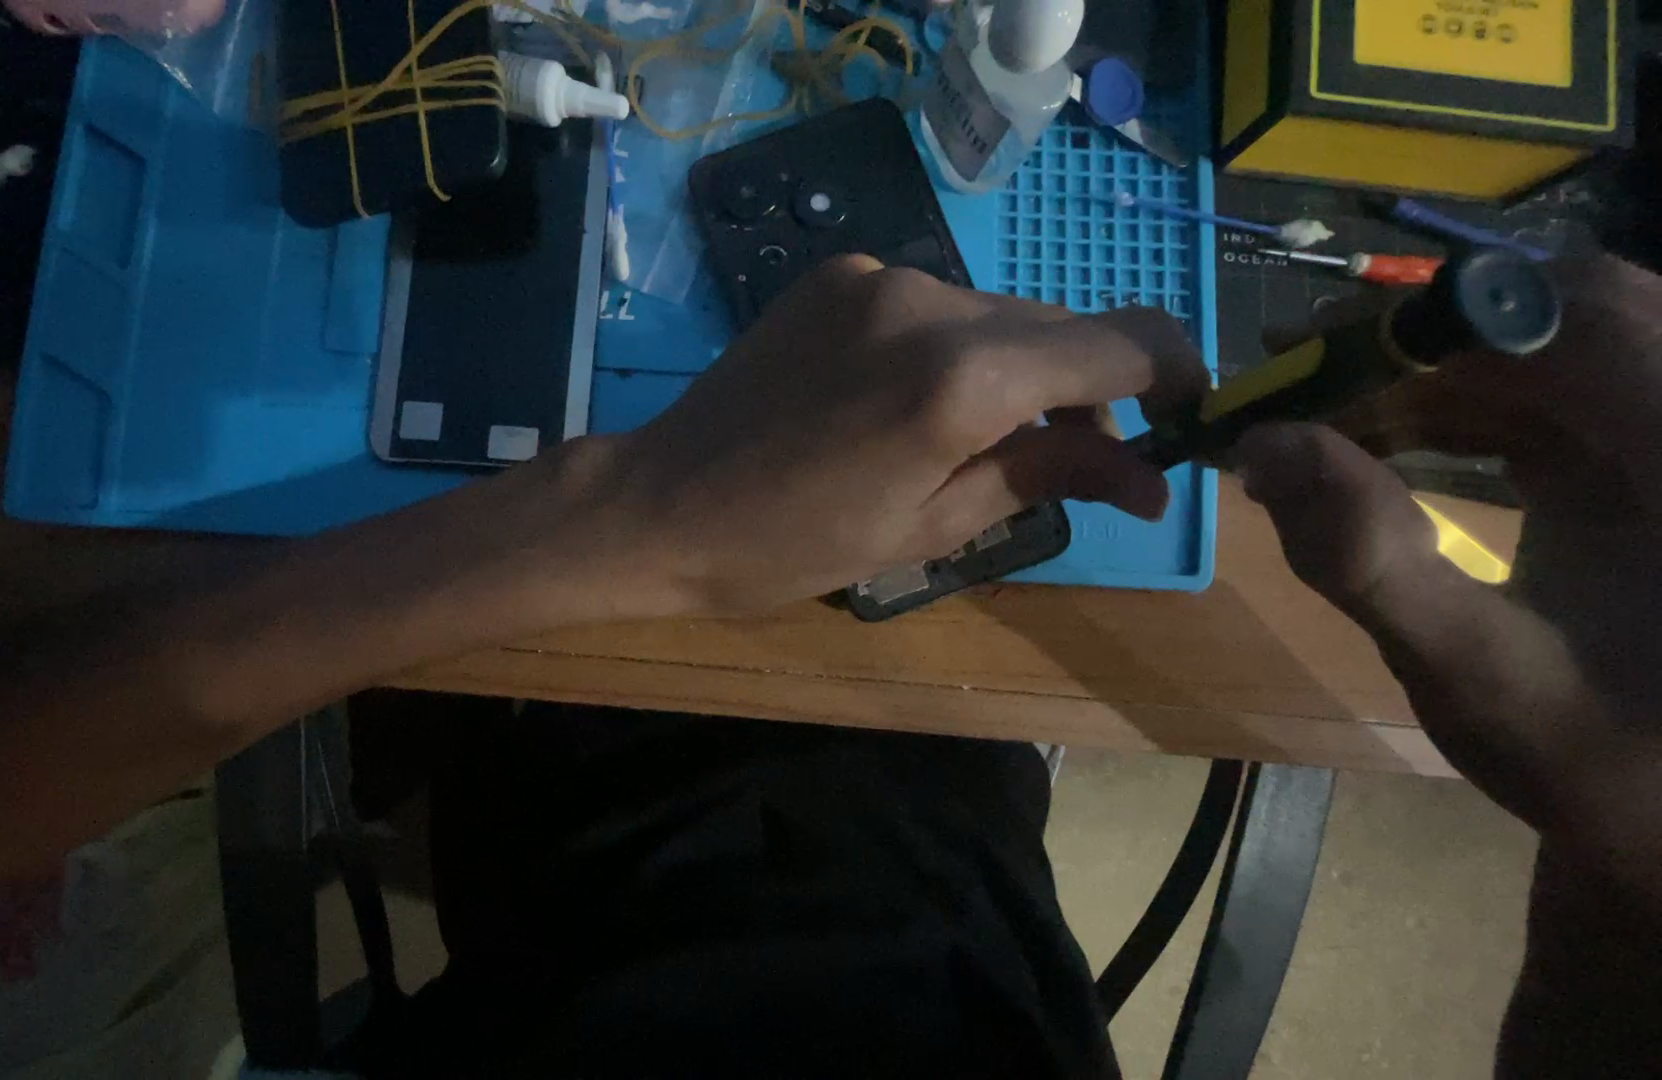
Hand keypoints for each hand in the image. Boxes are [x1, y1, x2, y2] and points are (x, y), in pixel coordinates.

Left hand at [591, 254, 1204, 613]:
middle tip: (1077, 463)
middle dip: (1087, 390)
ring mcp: (875, 275)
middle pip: (1058, 326)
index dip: (1175, 377)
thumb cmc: (789, 547)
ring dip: (1014, 371)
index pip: (1123, 342)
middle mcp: (928, 299)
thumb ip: (1041, 476)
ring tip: (977, 443)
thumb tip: (1146, 472)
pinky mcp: (834, 273)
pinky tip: (910, 403)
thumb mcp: (926, 530)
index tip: (1182, 423)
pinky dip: (951, 350)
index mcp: (962, 377)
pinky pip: (930, 306)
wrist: (661, 504)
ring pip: (994, 314)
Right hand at [1232, 255, 1661, 898]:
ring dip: (1424, 374)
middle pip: (1564, 311)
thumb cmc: (1596, 761)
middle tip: (1300, 390)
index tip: (1305, 362)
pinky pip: (1556, 394)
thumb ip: (1363, 556)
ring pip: (1554, 347)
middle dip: (1414, 341)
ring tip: (1321, 423)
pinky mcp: (1658, 464)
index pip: (1575, 313)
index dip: (1430, 317)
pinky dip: (1457, 406)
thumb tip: (1259, 442)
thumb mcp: (1468, 670)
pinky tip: (1384, 445)